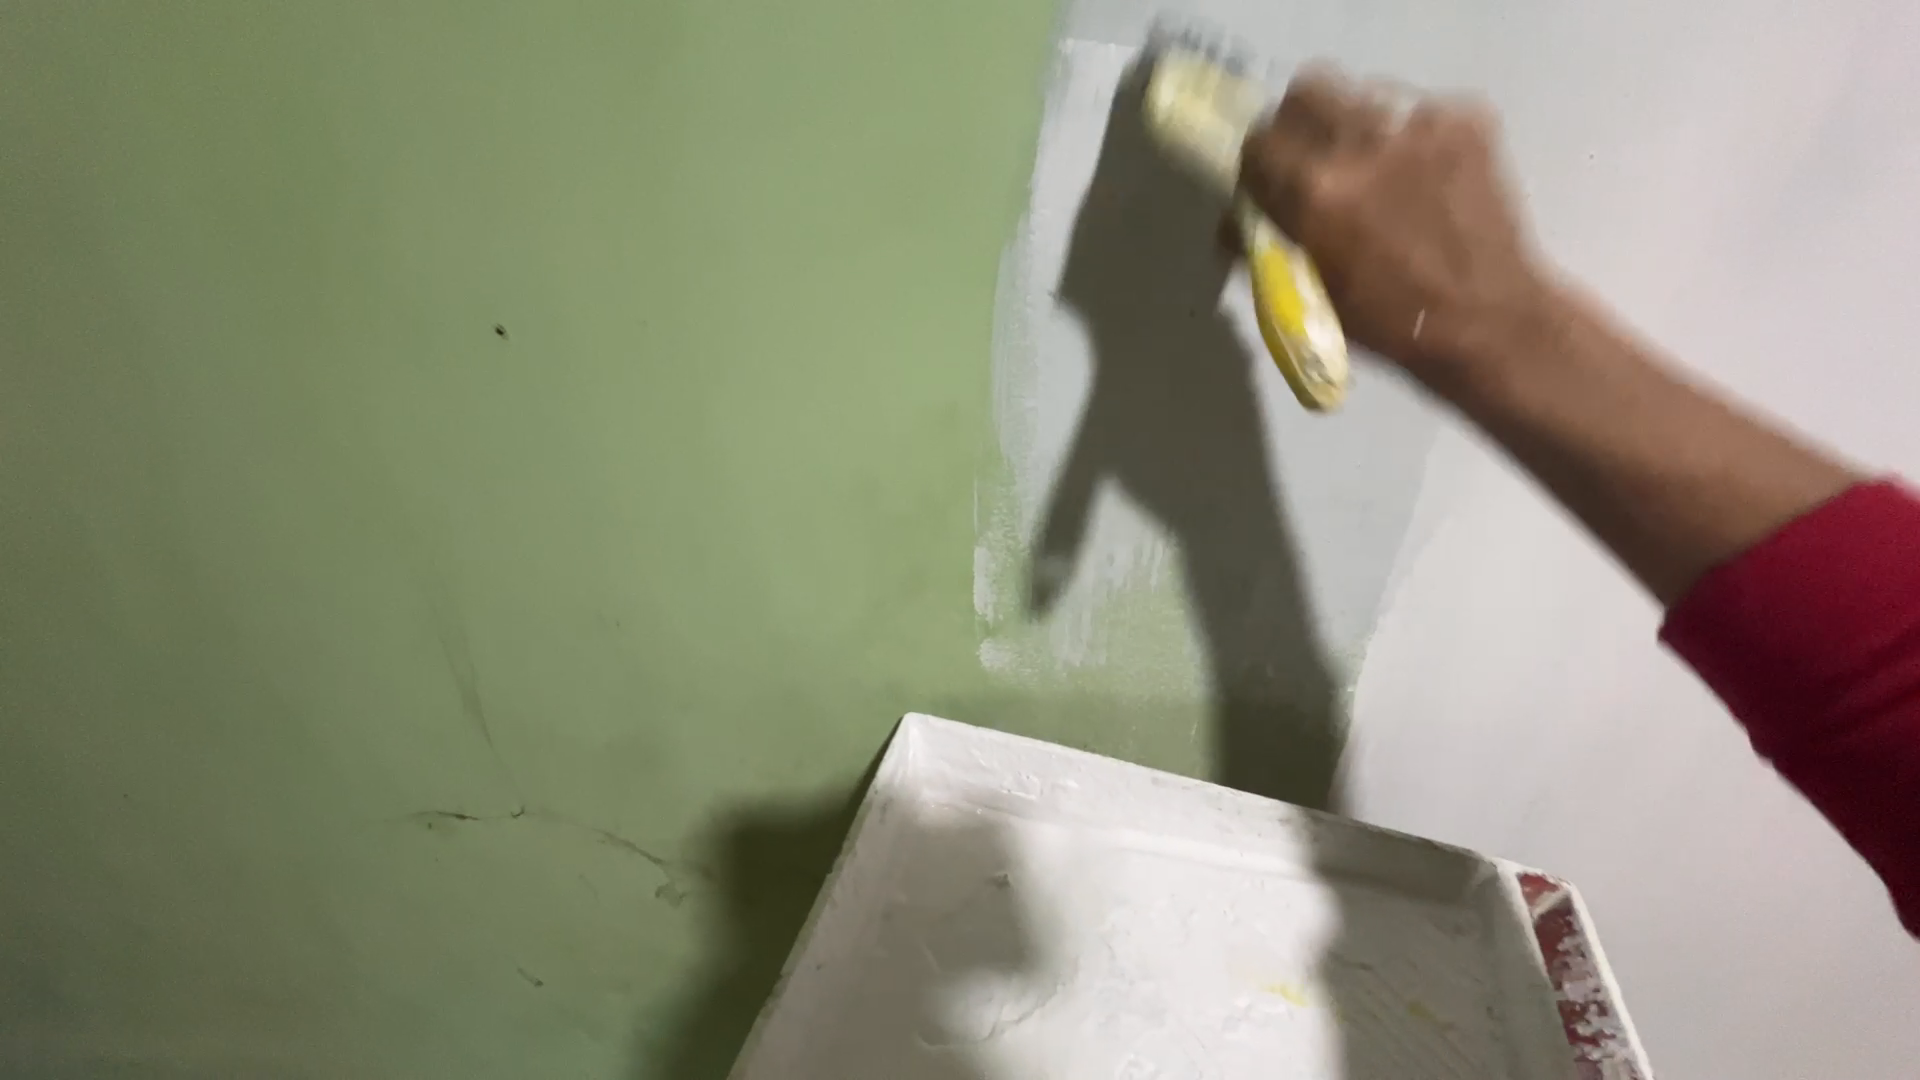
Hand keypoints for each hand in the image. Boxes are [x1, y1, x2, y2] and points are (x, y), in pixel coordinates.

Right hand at [1239, 66, 1551, 386]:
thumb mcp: (1306, 288)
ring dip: (1350, 130)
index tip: (1265, 184)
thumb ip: (1270, 240)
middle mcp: (1362, 145)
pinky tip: (1415, 179)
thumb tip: (1235, 221)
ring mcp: (1419, 124)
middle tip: (1307, 161)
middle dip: (1298, 125)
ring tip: (1368, 172)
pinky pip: (1413, 110)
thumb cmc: (1384, 321)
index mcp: (1315, 196)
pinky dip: (1402, 140)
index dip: (1256, 167)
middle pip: (1307, 93)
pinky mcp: (1465, 118)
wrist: (1485, 320)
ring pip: (1360, 96)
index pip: (1258, 146)